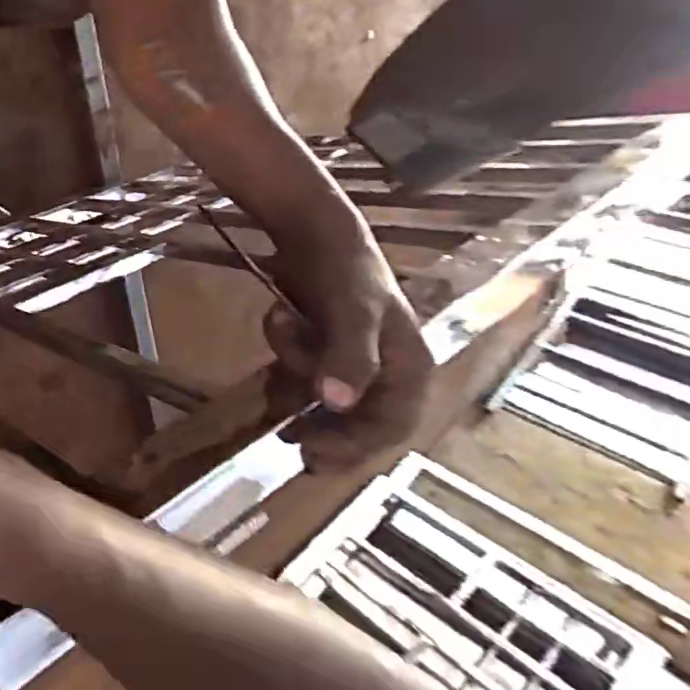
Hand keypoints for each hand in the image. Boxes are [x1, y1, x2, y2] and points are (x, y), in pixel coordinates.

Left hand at [262, 243, 431, 471]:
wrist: (316, 231)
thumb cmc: (346, 271)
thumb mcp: (353, 312)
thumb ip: (348, 357)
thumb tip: (338, 406)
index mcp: (410, 371)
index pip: (389, 430)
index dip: (352, 449)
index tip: (312, 458)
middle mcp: (385, 373)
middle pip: (352, 423)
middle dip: (318, 426)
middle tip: (287, 437)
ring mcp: (351, 361)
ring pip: (318, 397)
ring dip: (292, 374)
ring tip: (284, 325)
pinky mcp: (322, 349)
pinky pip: (299, 372)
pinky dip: (284, 355)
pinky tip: (279, 319)